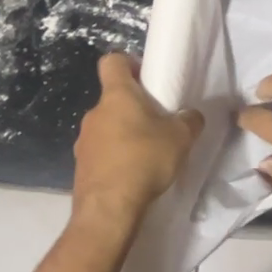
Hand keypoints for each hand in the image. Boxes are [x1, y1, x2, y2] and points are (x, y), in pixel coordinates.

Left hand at [72, 53, 203, 225]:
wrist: (108, 210)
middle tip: (157, 123)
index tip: (146, 77)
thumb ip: (189, 120)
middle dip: (133, 107)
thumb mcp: (180, 138)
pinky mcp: (81, 166)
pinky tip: (132, 174)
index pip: (112, 62)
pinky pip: (100, 152)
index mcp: (117, 96)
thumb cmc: (144, 160)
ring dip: (123, 134)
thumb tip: (190, 116)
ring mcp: (84, 141)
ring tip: (146, 153)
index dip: (128, 63)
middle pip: (113, 98)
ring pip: (106, 126)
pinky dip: (115, 158)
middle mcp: (95, 113)